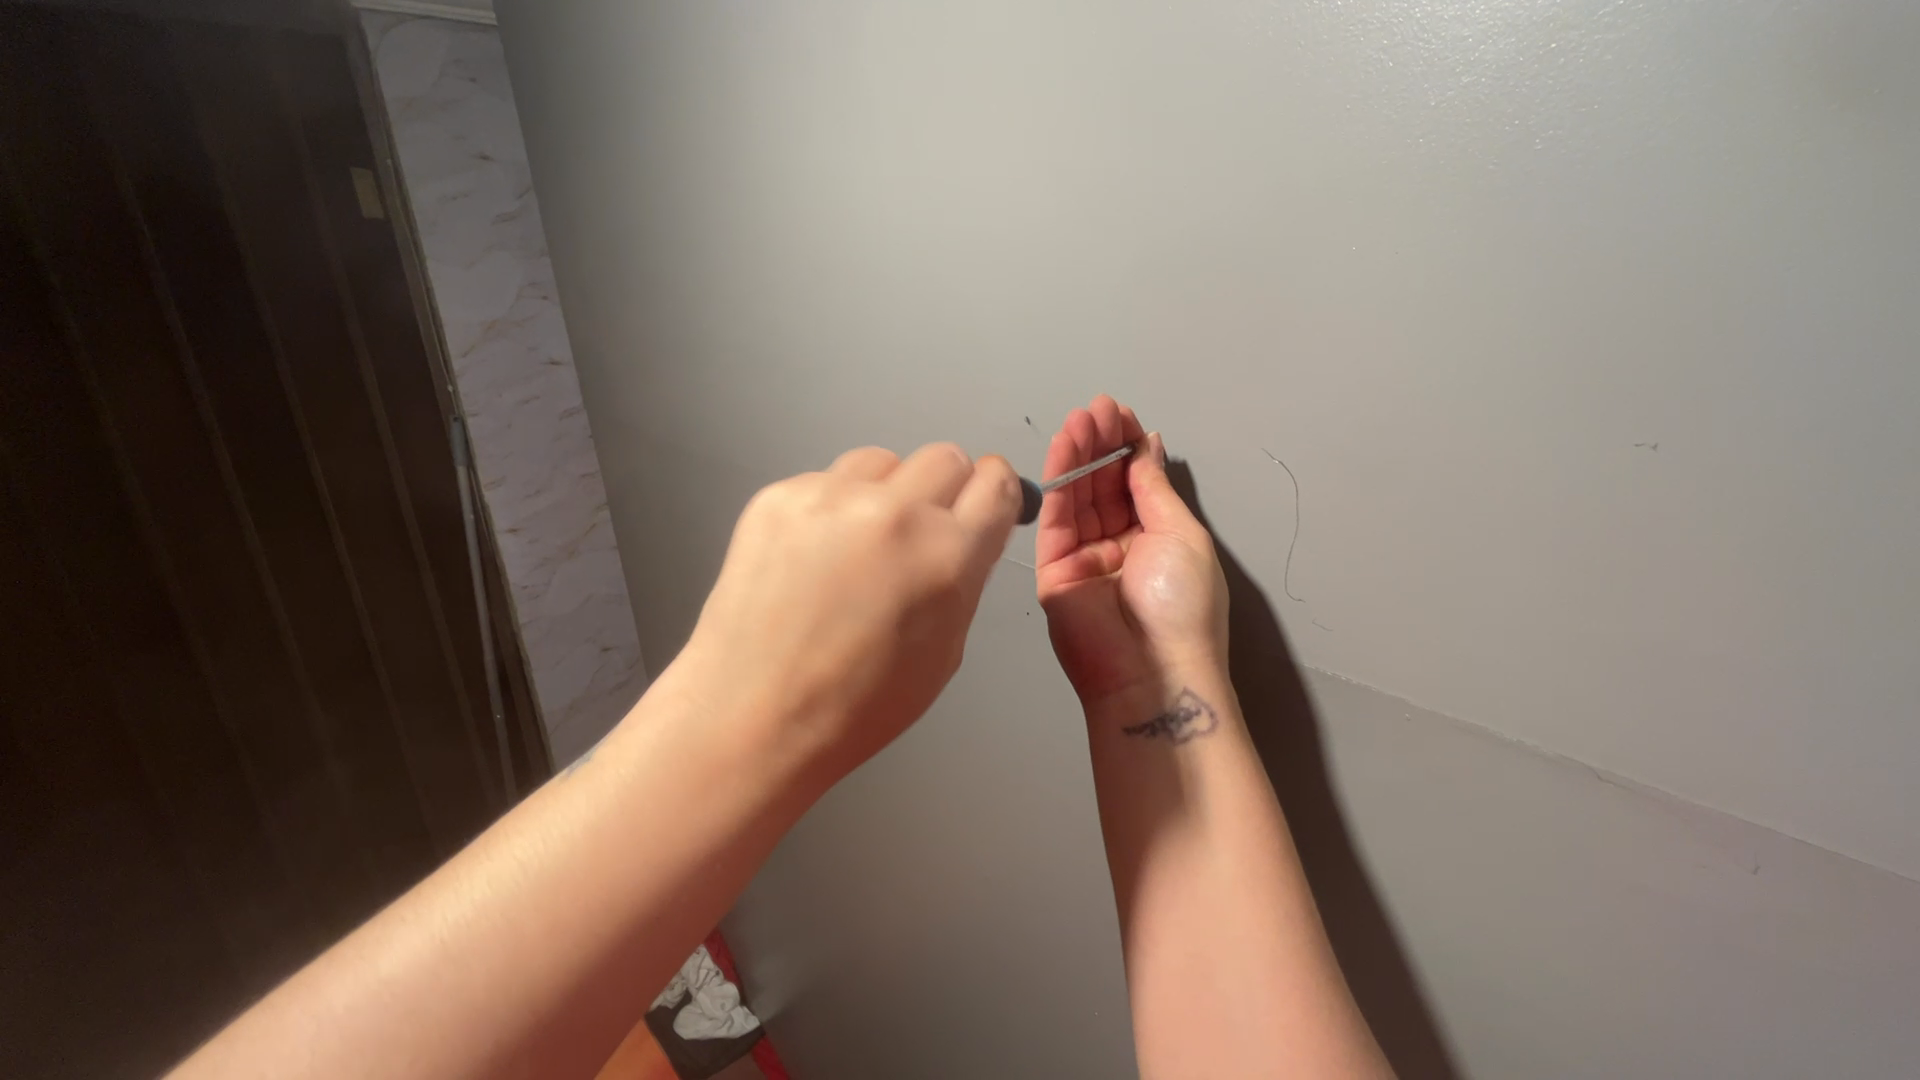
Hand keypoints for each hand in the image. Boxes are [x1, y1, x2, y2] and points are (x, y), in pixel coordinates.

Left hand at [677, 443, 1021, 779]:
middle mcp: (894, 511)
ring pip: (883, 461)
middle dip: (943, 490)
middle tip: (918, 533)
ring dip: (884, 493)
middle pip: (944, 457)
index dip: (994, 493)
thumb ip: (965, 576)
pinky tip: (810, 556)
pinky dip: (831, 509)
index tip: (981, 505)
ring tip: (856, 546)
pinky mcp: (779, 496)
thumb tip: (969, 530)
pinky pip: (827, 480)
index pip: (995, 482)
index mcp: (947, 555)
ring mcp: (830, 496)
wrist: (752, 715)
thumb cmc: (860, 704)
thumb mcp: (946, 650)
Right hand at [1036, 396, 1228, 707]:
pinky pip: (1057, 520)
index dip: (1127, 449)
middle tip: (1097, 408)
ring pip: (1078, 498)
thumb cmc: (1181, 604)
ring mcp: (1084, 558)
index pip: (1136, 484)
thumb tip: (1148, 444)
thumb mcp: (1181, 535)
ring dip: (1079, 455)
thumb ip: (1153, 488)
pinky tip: (1064, 446)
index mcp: (1158, 540)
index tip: (1120, 414)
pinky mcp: (1053, 571)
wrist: (1150, 671)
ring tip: (1080, 418)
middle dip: (1101, 445)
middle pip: (1105, 487)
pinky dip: (1059, 481)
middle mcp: (1119, 546)